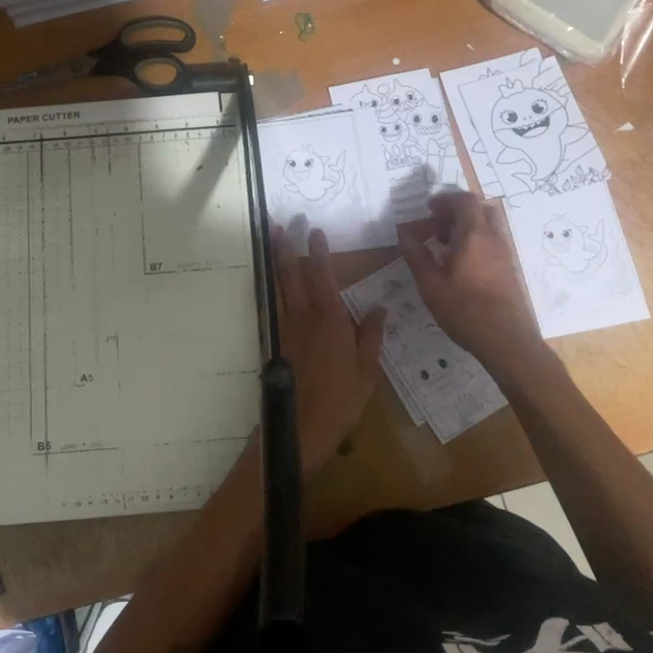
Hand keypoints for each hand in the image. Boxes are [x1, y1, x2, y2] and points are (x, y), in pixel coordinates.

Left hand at [274, 227, 385, 477]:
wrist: (300, 429)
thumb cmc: (341, 402)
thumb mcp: (367, 372)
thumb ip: (371, 336)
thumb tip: (379, 308)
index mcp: (332, 322)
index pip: (323, 278)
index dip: (319, 254)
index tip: (315, 232)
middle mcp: (305, 318)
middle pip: (293, 276)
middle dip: (287, 248)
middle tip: (281, 224)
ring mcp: (287, 330)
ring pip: (280, 288)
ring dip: (276, 263)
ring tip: (273, 241)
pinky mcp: (277, 343)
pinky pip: (275, 307)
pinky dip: (274, 289)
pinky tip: (274, 283)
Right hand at [399, 192, 544, 368]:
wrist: (506, 340)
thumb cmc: (464, 310)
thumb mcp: (430, 284)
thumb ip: (416, 255)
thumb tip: (404, 234)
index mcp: (473, 236)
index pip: (464, 201)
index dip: (445, 200)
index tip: (427, 210)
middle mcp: (493, 239)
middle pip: (479, 209)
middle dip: (455, 211)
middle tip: (435, 227)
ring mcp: (504, 254)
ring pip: (487, 226)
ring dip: (465, 227)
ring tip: (444, 246)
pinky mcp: (508, 269)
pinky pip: (491, 242)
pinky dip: (475, 242)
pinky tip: (460, 265)